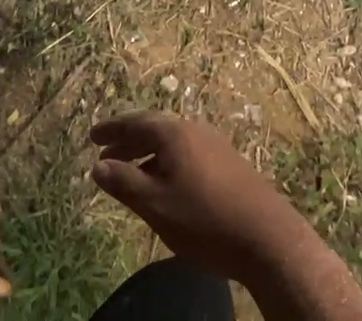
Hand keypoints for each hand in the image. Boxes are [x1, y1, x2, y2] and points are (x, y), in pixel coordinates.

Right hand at [89, 111, 308, 280]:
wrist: (269, 240)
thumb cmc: (205, 220)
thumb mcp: (156, 205)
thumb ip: (124, 183)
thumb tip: (98, 166)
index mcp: (175, 134)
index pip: (135, 122)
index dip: (111, 129)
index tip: (92, 137)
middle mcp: (195, 131)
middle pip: (154, 129)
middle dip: (128, 142)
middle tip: (106, 154)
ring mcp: (216, 146)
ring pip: (172, 144)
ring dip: (148, 155)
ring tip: (131, 175)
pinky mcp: (230, 165)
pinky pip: (188, 155)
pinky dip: (167, 163)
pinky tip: (165, 186)